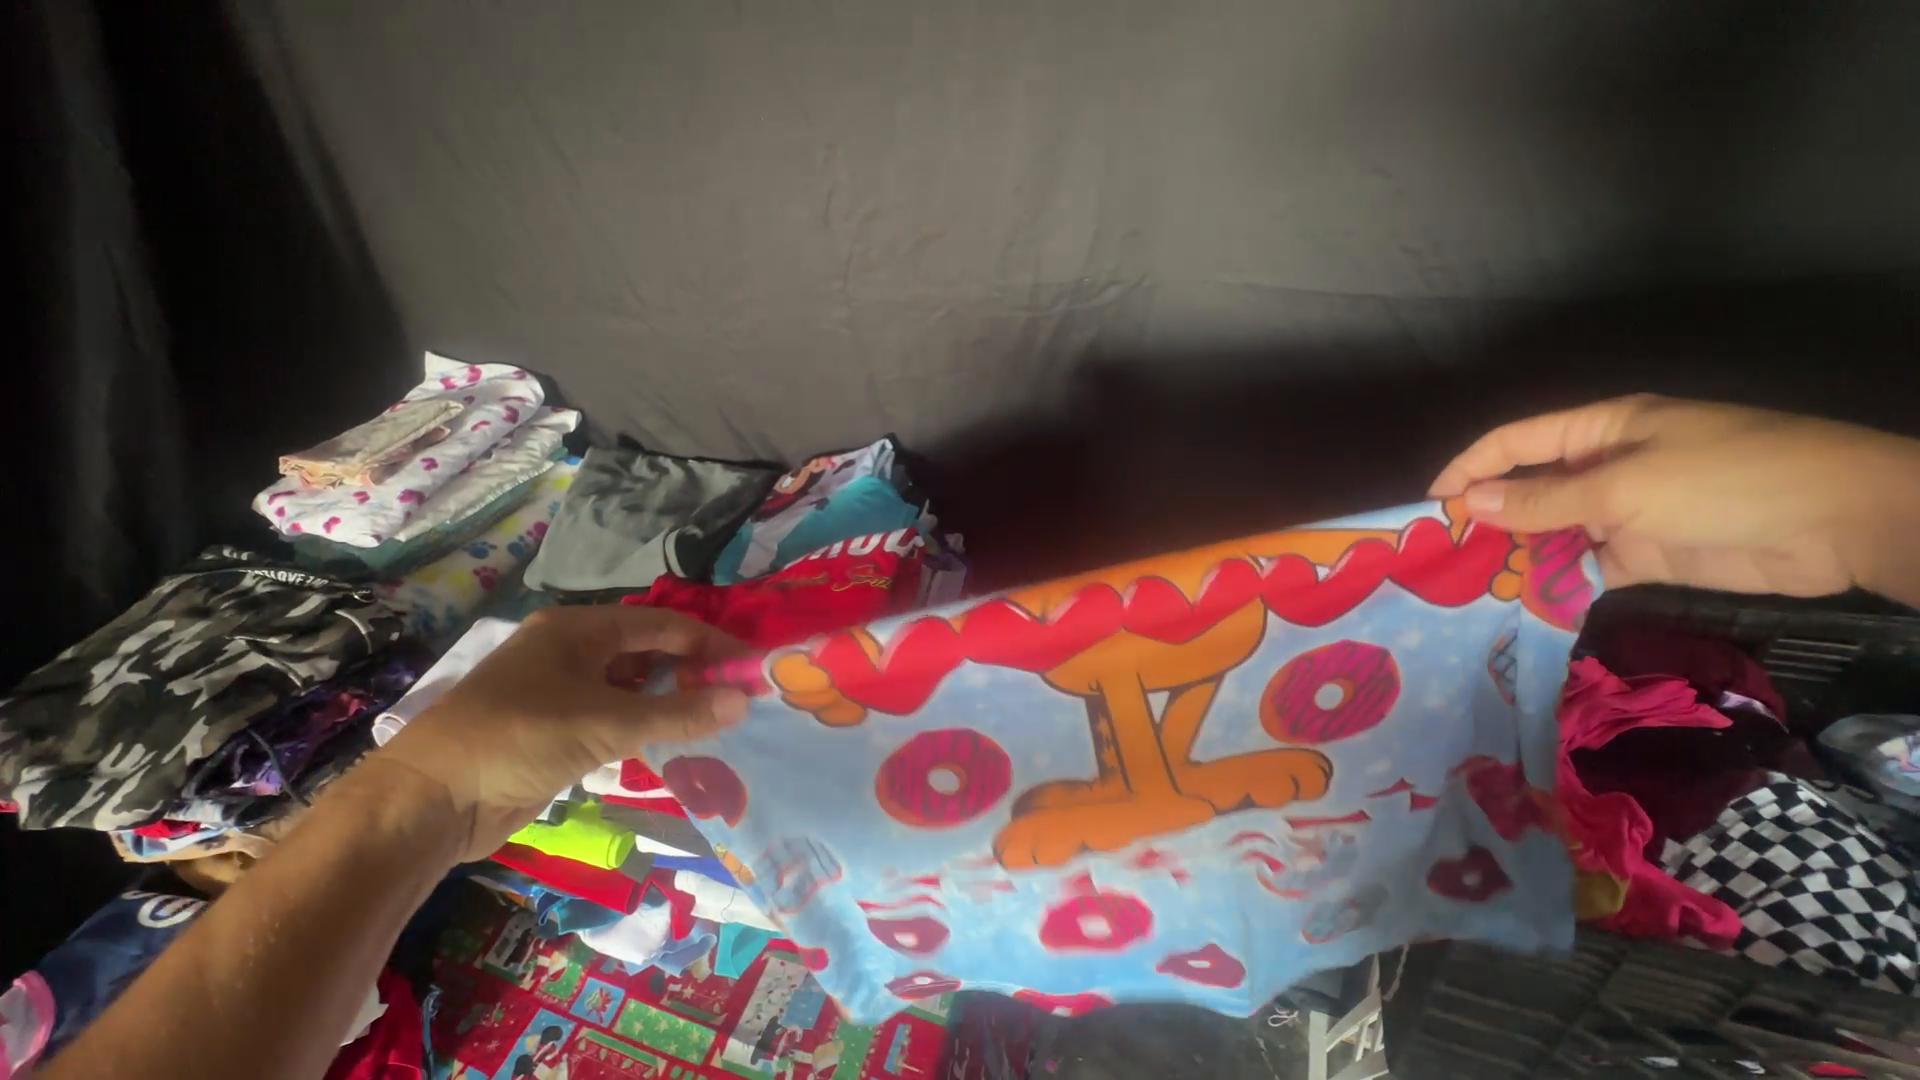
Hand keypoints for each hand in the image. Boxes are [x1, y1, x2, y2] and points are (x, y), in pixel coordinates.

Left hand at [377, 605, 749, 861]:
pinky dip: (648, 727)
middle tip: (740, 697)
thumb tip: (743, 702)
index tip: (752, 667)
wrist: (429, 803)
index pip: (664, 625)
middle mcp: (574, 652)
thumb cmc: (517, 739)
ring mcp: (564, 691)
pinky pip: (618, 718)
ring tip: (719, 720)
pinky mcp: (559, 729)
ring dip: (673, 701)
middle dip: (695, 672)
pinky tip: (677, 742)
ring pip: (635, 687)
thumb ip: (677, 714)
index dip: (711, 643)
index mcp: (579, 630)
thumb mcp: (604, 723)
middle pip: (651, 652)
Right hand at [1429, 394, 1919, 600]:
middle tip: (1446, 555)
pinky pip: (1586, 565)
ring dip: (1519, 554)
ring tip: (1476, 585)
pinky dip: (1558, 582)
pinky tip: (1527, 601)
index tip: (1431, 503)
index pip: (1514, 443)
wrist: (1848, 524)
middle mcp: (1605, 467)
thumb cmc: (1730, 480)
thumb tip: (1471, 501)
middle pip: (1529, 488)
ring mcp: (1626, 510)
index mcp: (1601, 431)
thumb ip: (1544, 500)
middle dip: (1489, 517)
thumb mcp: (1625, 488)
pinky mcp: (1647, 552)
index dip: (1469, 467)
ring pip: (1552, 531)